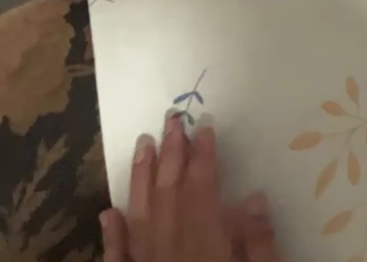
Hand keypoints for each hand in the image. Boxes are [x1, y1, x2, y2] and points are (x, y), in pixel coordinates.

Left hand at [101, 114, 281, 261]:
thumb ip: (259, 242)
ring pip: (141, 220)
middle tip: (171, 118)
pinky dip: (113, 235)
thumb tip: (254, 197)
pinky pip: (119, 259)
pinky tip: (108, 211)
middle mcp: (172, 253)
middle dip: (170, 154)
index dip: (202, 157)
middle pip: (169, 197)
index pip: (202, 193)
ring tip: (142, 144)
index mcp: (207, 248)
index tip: (203, 125)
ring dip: (140, 180)